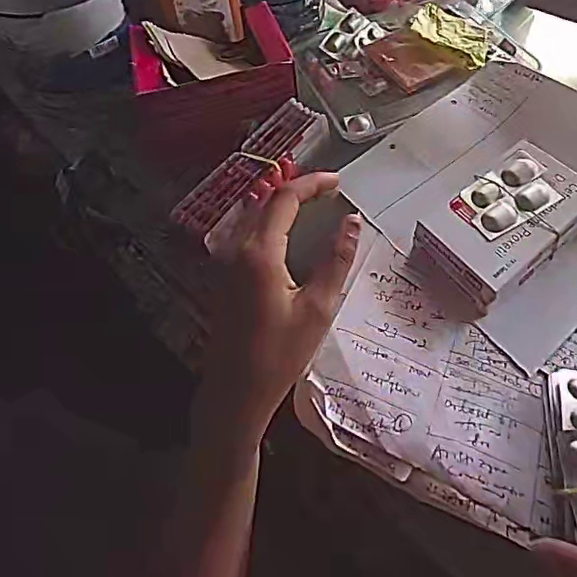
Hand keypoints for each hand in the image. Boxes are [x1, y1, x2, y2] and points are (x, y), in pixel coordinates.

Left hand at [192, 172, 363, 452]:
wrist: (234, 394)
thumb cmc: (279, 355)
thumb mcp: (318, 308)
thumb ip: (337, 260)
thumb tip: (352, 222)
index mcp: (260, 253)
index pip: (285, 199)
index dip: (312, 183)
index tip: (337, 182)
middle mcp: (237, 250)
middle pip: (265, 200)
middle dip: (295, 185)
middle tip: (325, 186)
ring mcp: (226, 263)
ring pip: (251, 213)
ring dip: (278, 199)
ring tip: (307, 197)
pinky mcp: (224, 277)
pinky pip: (244, 230)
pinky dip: (266, 217)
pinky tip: (281, 227)